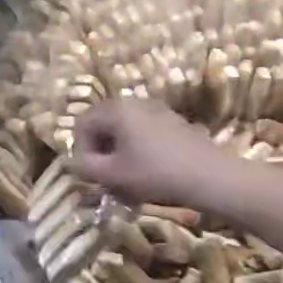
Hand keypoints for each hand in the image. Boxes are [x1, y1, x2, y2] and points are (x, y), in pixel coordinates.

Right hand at [72, 99, 234, 206]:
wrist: (209, 176)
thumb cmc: (155, 174)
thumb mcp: (114, 175)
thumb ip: (86, 167)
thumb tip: (74, 162)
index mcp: (117, 110)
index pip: (83, 124)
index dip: (81, 150)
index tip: (91, 174)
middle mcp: (136, 102)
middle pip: (105, 124)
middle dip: (101, 152)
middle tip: (106, 178)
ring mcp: (159, 110)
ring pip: (126, 130)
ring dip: (120, 153)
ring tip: (127, 179)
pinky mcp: (175, 123)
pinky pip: (146, 133)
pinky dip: (140, 150)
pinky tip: (149, 173)